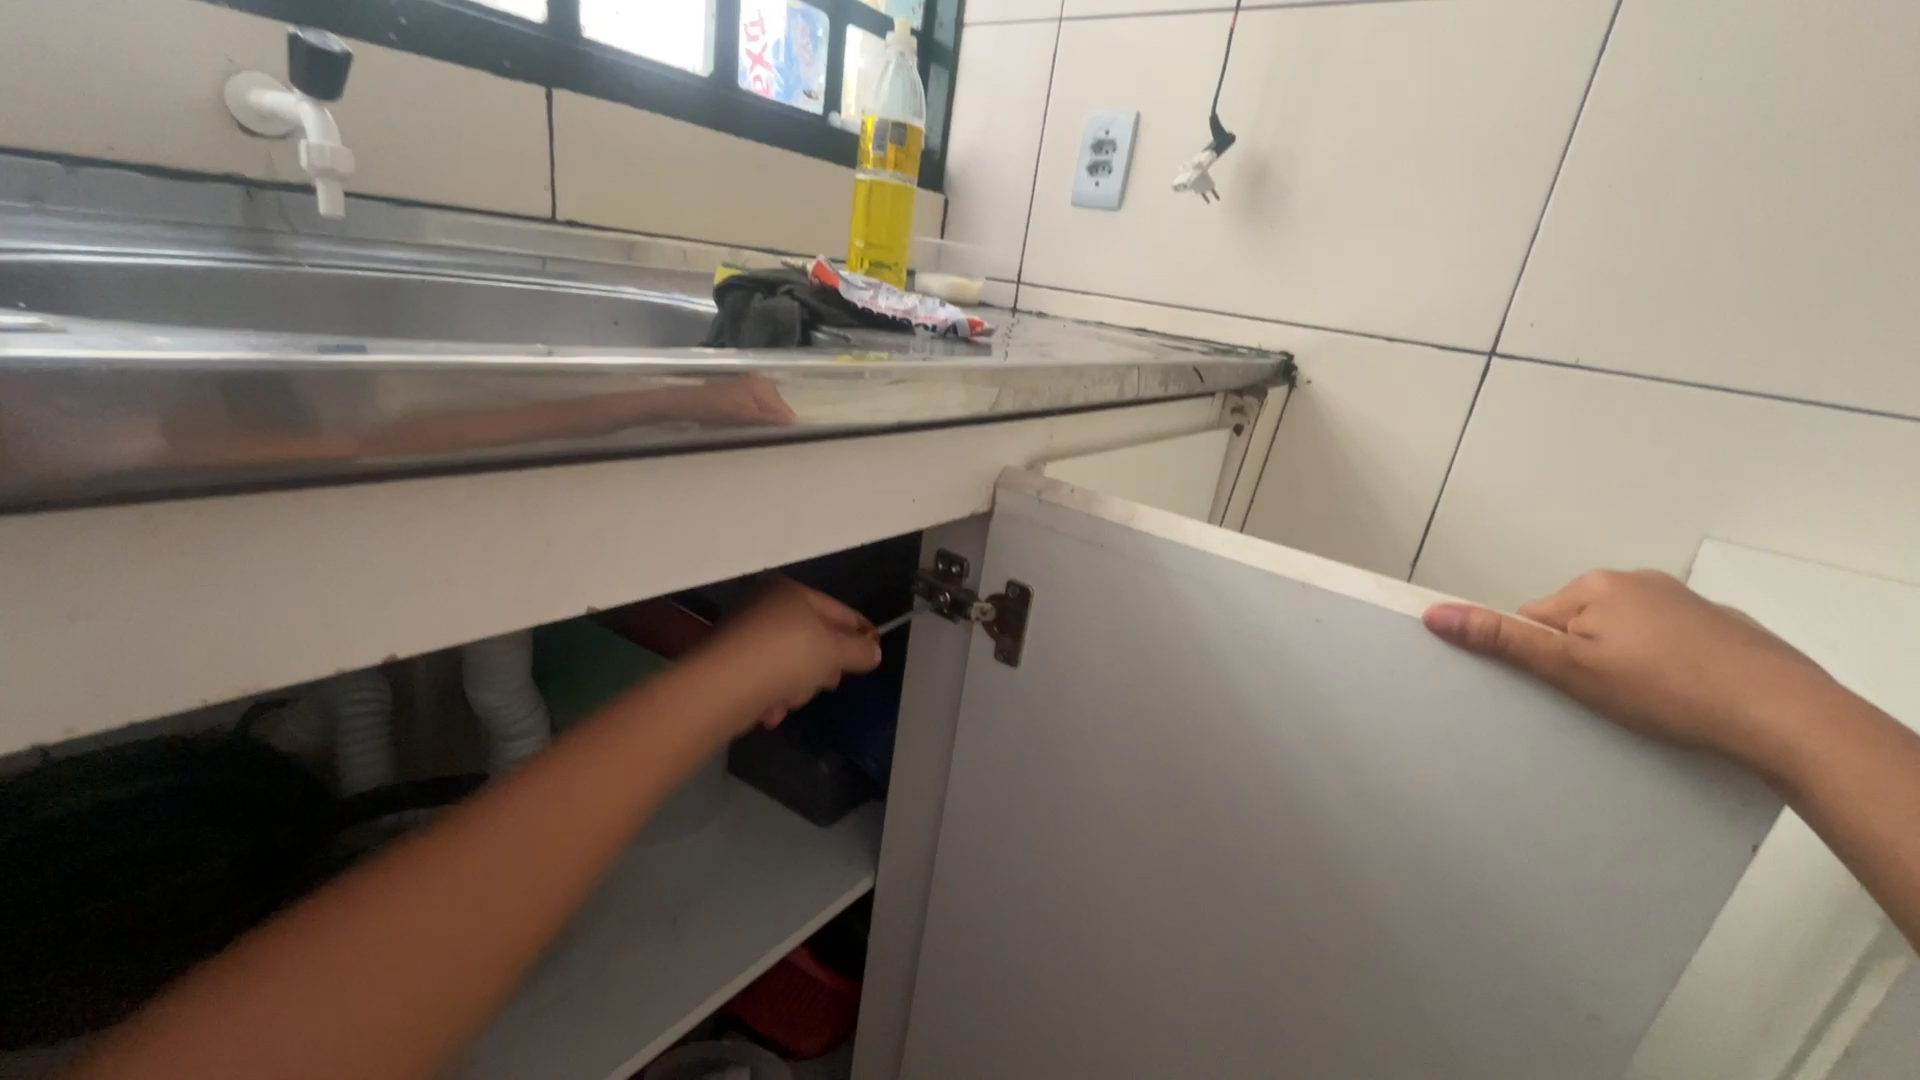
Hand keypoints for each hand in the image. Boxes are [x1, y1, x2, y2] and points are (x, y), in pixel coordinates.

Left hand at [691, 579, 882, 732]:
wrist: (721, 686)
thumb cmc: (785, 656)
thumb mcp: (833, 652)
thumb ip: (859, 650)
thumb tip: (874, 650)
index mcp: (789, 592)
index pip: (836, 609)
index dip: (860, 629)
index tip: (876, 648)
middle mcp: (763, 607)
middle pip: (812, 639)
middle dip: (822, 667)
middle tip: (830, 681)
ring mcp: (743, 636)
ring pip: (790, 665)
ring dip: (796, 688)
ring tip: (789, 698)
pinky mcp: (728, 666)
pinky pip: (765, 681)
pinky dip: (771, 696)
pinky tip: (771, 710)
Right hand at [1423, 569, 1839, 768]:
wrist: (1788, 717)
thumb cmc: (1667, 690)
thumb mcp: (1570, 669)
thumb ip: (1501, 640)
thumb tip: (1434, 613)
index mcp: (1595, 585)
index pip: (1532, 619)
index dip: (1540, 657)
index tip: (1567, 687)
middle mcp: (1637, 580)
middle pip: (1577, 623)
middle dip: (1580, 656)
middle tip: (1604, 698)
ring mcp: (1685, 601)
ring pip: (1623, 633)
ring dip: (1622, 661)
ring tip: (1647, 701)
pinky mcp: (1723, 626)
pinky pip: (1668, 642)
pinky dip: (1666, 664)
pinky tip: (1683, 695)